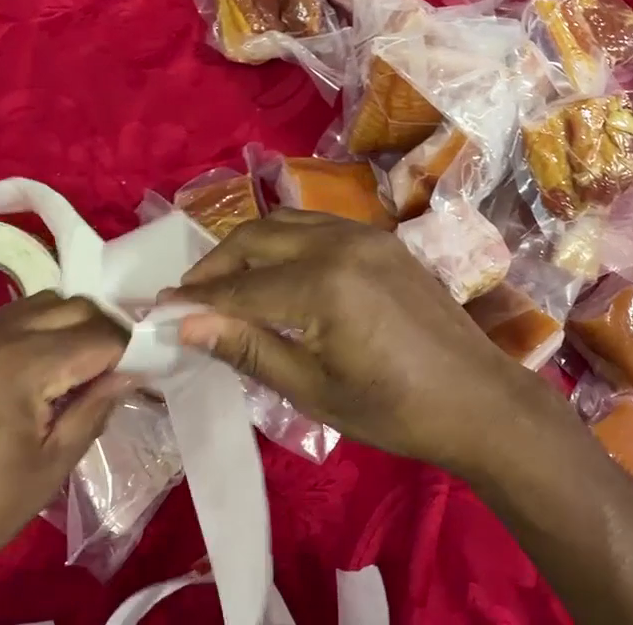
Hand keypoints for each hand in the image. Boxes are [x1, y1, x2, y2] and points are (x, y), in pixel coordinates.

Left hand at [0, 292, 133, 570]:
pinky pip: (11, 315)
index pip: (101, 336)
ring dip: (70, 324)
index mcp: (26, 365)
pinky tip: (39, 369)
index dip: (128, 354)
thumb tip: (130, 373)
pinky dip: (38, 328)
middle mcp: (0, 333)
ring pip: (44, 302)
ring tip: (77, 369)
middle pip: (75, 307)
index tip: (141, 376)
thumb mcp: (50, 467)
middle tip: (114, 373)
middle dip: (103, 332)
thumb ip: (94, 409)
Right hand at [167, 211, 572, 479]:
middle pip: (255, 238)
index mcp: (323, 284)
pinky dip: (282, 241)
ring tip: (223, 283)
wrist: (478, 400)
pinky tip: (274, 270)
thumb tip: (185, 324)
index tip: (155, 310)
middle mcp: (339, 243)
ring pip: (284, 222)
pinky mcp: (380, 239)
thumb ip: (248, 349)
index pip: (239, 289)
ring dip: (247, 247)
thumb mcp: (314, 390)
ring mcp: (364, 235)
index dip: (194, 301)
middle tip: (187, 299)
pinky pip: (315, 225)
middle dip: (215, 266)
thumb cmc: (395, 410)